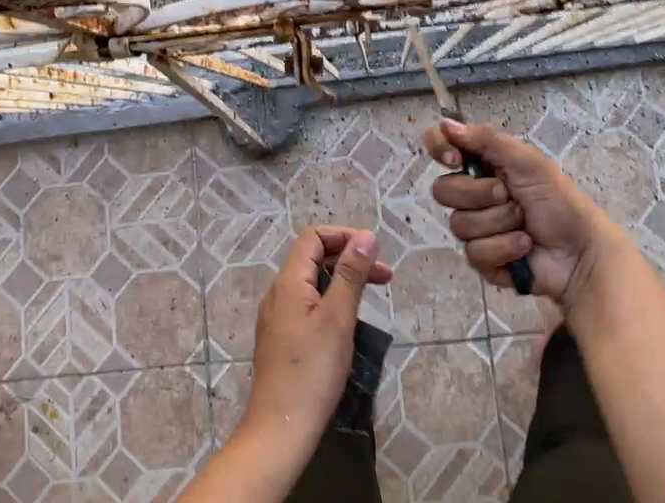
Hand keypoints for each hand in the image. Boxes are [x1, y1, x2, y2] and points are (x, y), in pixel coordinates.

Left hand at [238, 225, 394, 453]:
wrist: (281, 429)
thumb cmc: (312, 371)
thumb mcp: (338, 318)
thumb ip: (351, 274)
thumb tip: (366, 236)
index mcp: (288, 282)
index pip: (313, 237)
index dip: (344, 236)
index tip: (375, 252)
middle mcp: (279, 293)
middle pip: (313, 257)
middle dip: (349, 258)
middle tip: (386, 276)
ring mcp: (278, 317)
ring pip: (312, 282)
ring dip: (343, 280)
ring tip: (374, 295)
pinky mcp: (282, 338)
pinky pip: (308, 304)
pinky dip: (332, 300)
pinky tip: (350, 321)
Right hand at [425, 119, 619, 309]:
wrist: (581, 251)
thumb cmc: (559, 201)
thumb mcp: (528, 162)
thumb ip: (486, 141)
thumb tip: (445, 123)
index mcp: (484, 165)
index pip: (441, 148)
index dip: (439, 150)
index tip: (455, 159)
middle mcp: (475, 194)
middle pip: (444, 191)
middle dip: (479, 194)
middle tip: (509, 195)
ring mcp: (477, 228)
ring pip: (459, 224)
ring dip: (498, 223)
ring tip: (525, 225)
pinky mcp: (484, 259)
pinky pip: (474, 253)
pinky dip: (503, 248)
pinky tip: (524, 247)